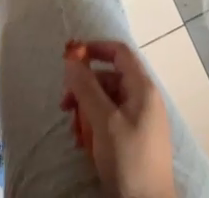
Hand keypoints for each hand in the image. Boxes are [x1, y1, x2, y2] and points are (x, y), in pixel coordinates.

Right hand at [60, 40, 176, 197]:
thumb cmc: (128, 159)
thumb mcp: (104, 121)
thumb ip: (87, 87)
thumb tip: (71, 58)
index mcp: (143, 88)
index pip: (120, 52)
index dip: (95, 48)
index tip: (71, 57)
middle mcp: (143, 99)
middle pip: (109, 78)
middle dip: (84, 88)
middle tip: (65, 105)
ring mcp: (140, 121)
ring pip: (106, 101)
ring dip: (86, 110)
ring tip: (75, 130)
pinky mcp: (133, 140)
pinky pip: (110, 121)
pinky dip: (95, 126)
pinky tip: (84, 143)